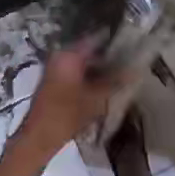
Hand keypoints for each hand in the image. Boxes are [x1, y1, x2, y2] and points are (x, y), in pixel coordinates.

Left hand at [15, 43, 121, 160]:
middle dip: (108, 57)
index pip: (96, 39)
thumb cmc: (67, 115)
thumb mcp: (96, 98)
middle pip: (89, 51)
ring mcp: (54, 67)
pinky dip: (88, 76)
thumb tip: (135, 70)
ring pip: (82, 62)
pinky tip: (103, 85)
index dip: (114, 41)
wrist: (39, 137)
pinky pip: (75, 71)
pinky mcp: (53, 80)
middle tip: (129, 61)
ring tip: (120, 74)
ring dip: (98, 68)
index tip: (132, 43)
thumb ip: (115, 82)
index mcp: (69, 55)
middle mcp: (60, 56)